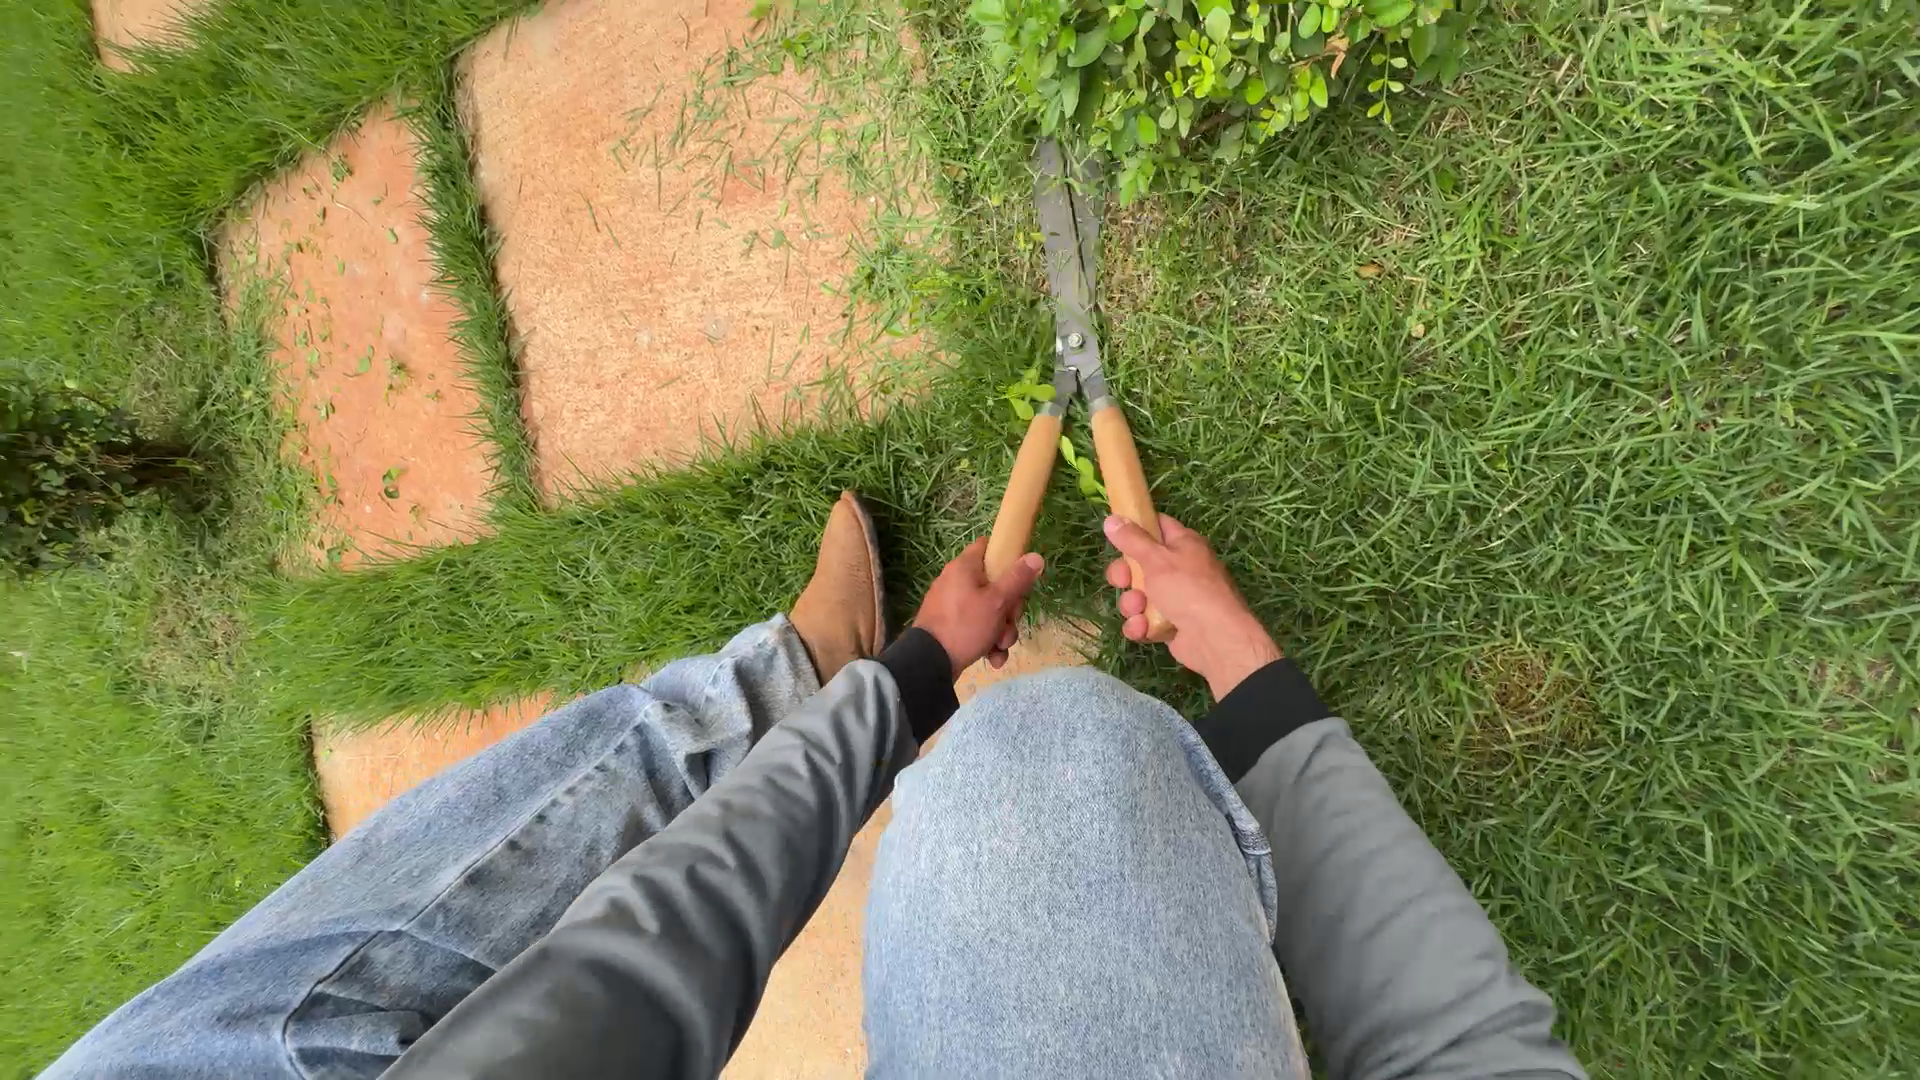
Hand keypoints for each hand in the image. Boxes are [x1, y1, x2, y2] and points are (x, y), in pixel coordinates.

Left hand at [913, 537, 1045, 678]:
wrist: (929, 662)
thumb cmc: (964, 625)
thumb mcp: (997, 602)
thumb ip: (1017, 579)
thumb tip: (1036, 556)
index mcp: (964, 567)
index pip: (987, 546)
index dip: (1007, 556)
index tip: (1020, 573)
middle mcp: (957, 582)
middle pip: (995, 585)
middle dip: (1009, 610)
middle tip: (1009, 620)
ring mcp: (953, 606)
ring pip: (990, 612)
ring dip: (1001, 631)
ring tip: (999, 646)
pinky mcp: (952, 627)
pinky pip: (978, 629)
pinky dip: (988, 643)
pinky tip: (993, 658)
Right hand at [1104, 514, 1281, 699]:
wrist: (1215, 638)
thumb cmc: (1187, 589)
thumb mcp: (1156, 559)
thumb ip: (1131, 539)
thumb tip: (1111, 519)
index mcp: (1184, 544)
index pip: (1157, 525)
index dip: (1136, 527)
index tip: (1115, 534)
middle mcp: (1181, 568)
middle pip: (1140, 564)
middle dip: (1125, 576)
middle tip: (1121, 582)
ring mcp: (1176, 597)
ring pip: (1140, 595)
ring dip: (1132, 604)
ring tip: (1138, 610)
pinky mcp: (1170, 623)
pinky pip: (1145, 620)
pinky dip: (1141, 625)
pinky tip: (1142, 629)